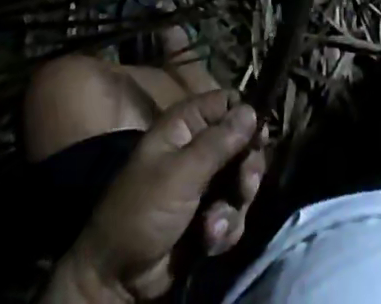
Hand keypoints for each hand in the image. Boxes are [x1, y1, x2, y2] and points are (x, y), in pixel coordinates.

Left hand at [48, 91, 264, 302]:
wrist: (119, 276)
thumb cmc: (143, 210)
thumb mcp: (181, 173)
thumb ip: (219, 142)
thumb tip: (252, 110)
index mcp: (185, 125)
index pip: (227, 103)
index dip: (248, 117)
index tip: (261, 137)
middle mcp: (198, 147)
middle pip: (244, 143)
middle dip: (247, 170)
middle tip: (243, 186)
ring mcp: (206, 182)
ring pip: (243, 181)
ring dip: (234, 207)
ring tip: (213, 226)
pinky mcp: (211, 215)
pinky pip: (235, 212)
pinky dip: (226, 229)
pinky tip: (209, 242)